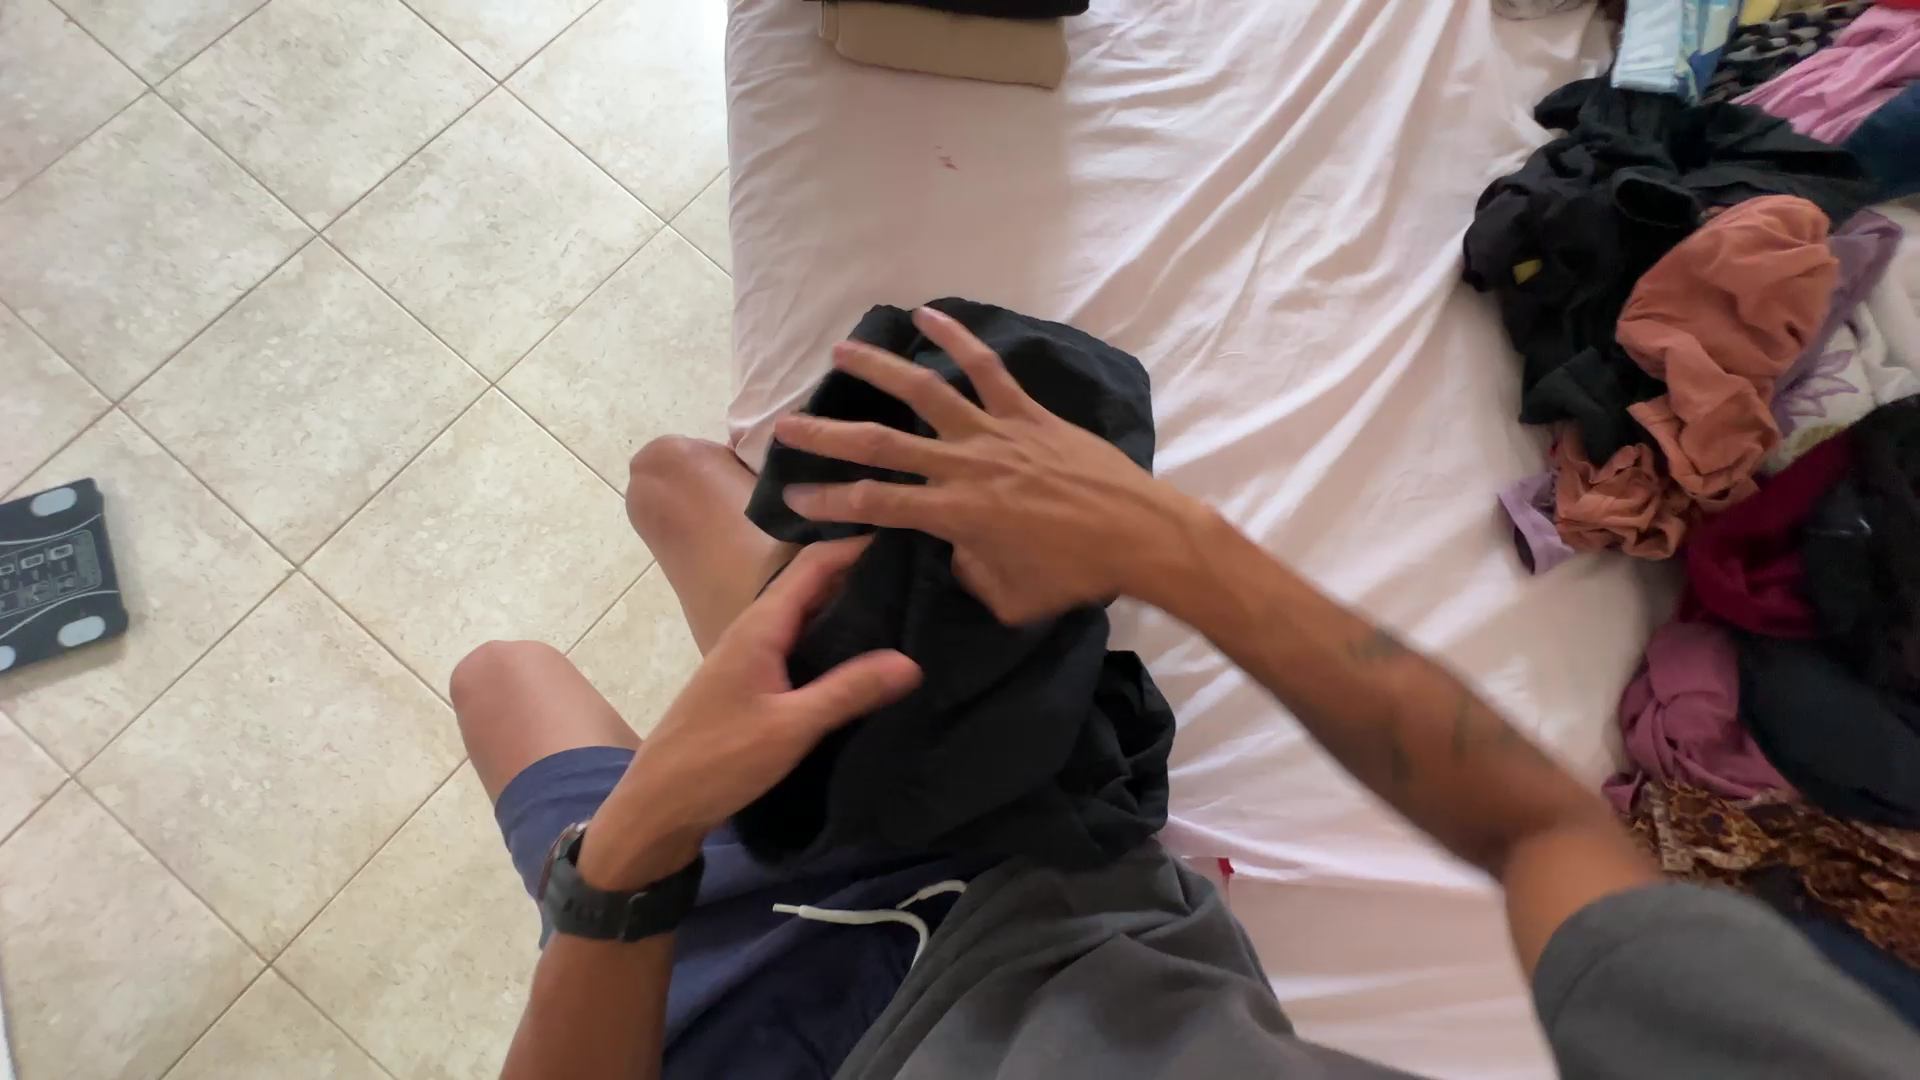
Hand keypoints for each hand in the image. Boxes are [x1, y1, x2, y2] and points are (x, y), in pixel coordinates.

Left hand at [579, 537, 920, 888]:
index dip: (857, 545)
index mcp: (761, 625)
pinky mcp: (755, 680)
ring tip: (904, 606)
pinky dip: (834, 637)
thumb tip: (912, 661)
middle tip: (917, 574)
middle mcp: (756, 629)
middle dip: (861, 571)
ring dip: (849, 605)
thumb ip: (848, 691)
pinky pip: (801, 641)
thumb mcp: (791, 727)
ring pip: (807, 614)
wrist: (657, 807)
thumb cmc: (717, 760)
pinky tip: (863, 655)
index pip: (815, 563)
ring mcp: (753, 654)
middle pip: (813, 583)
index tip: (907, 542)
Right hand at [773, 307, 1208, 623]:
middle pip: (881, 443)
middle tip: (786, 424)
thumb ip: (969, 576)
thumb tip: (955, 552)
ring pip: (925, 391)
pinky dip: (956, 338)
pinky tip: (927, 314)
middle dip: (827, 435)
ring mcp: (995, 432)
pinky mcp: (1027, 412)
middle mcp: (964, 466)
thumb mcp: (1010, 600)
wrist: (1139, 535)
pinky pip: (986, 367)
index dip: (827, 501)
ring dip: (877, 369)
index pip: (874, 505)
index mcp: (955, 515)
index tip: (792, 496)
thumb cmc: (1075, 575)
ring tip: (841, 351)